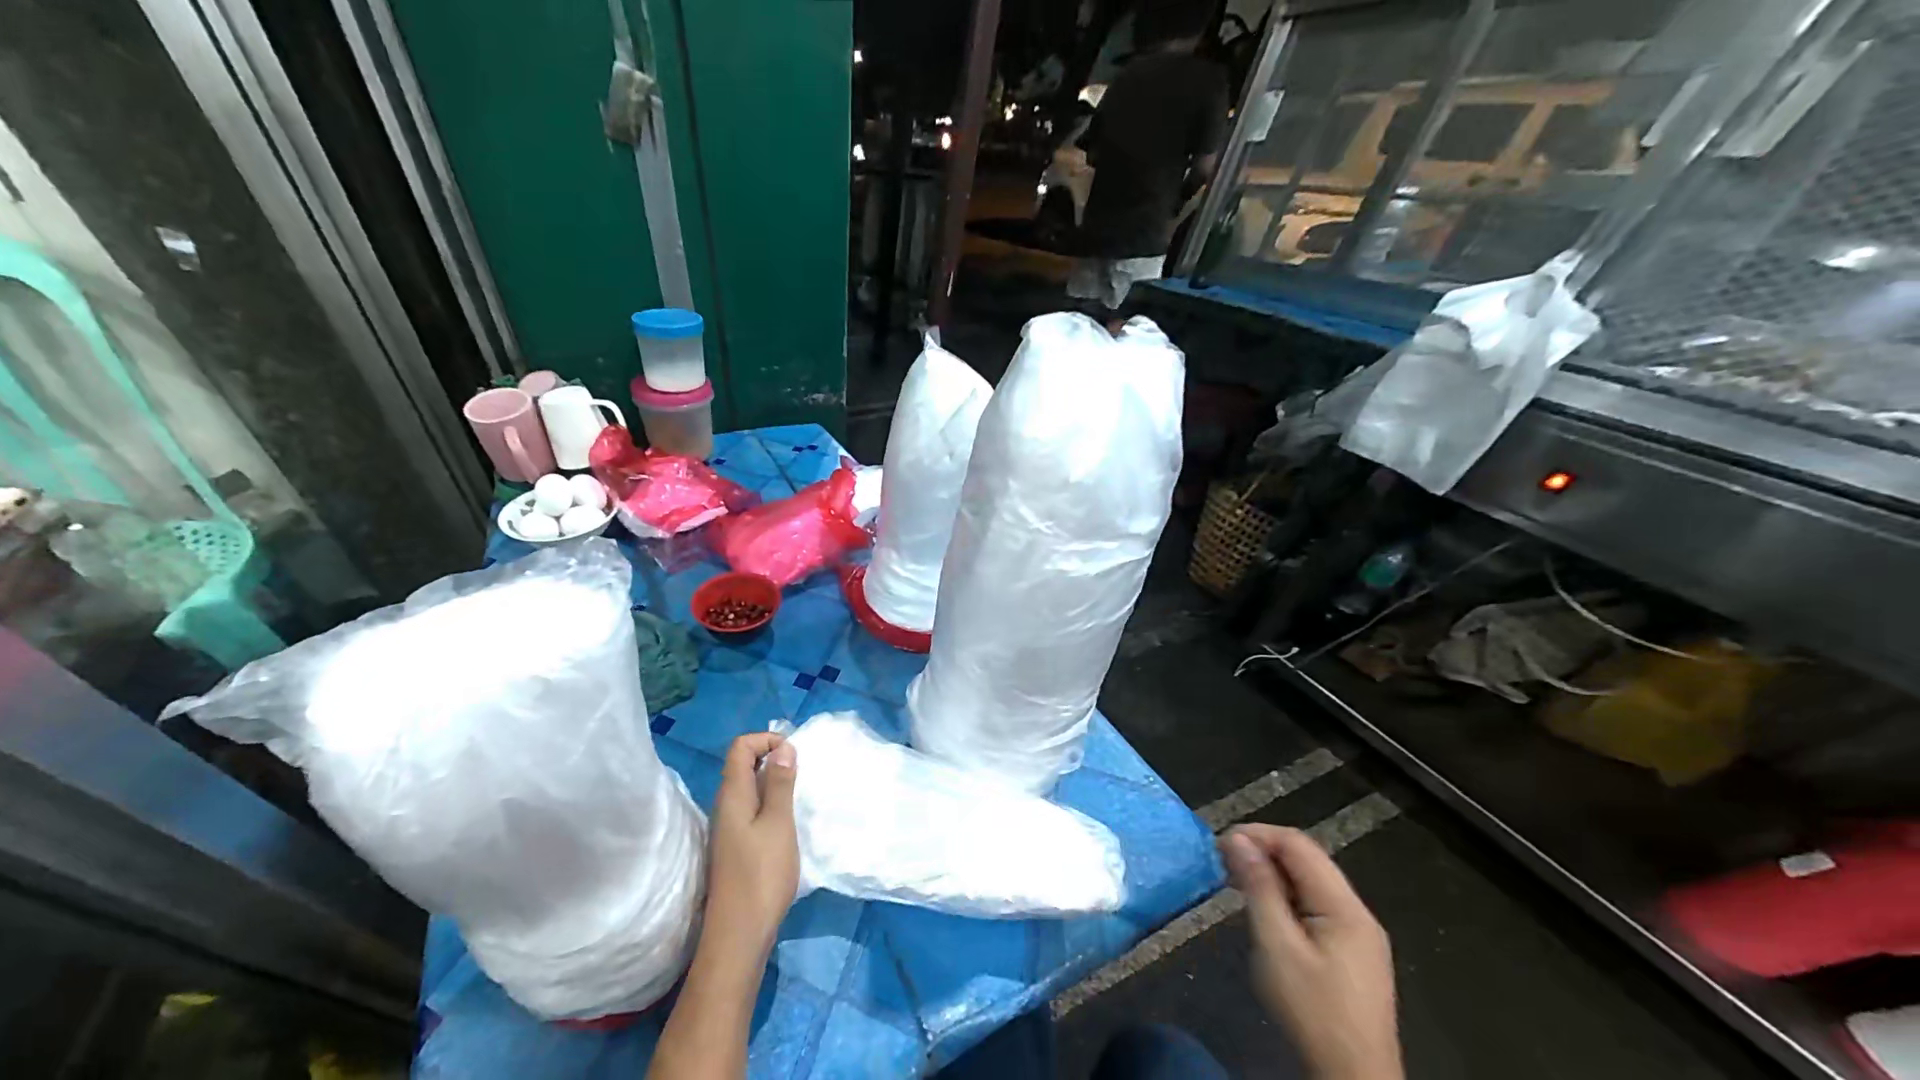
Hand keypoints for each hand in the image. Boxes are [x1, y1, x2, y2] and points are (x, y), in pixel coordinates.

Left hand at [701, 732, 799, 969]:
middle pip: (743, 765)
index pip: (740, 747)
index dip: (766, 740)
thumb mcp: (778, 823)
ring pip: (749, 789)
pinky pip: (753, 810)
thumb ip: (779, 784)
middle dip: (773, 759)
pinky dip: (771, 805)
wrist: (739, 935)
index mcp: (732, 795)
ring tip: (800, 797)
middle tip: (803, 775)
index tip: (794, 755)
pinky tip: (789, 823)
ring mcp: (729, 828)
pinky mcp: (737, 847)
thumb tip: (783, 746)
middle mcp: (726, 806)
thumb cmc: (761, 875)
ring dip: (774, 783)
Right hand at [1220, 825, 1401, 1079]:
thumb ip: (1258, 888)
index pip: (1298, 845)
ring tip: (1235, 881)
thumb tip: (1236, 839)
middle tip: (1222, 861)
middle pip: (1308, 861)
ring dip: (1272, 874)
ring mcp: (1358, 935)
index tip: (1219, 843)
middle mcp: (1357, 912)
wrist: (1353, 1078)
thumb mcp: (1277, 946)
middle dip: (1263, 852)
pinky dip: (1286, 897)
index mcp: (1345, 906)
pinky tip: (1263, 910)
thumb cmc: (1311, 1009)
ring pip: (1311, 884)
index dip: (1257, 834)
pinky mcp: (1352, 954)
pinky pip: (1316, 906)